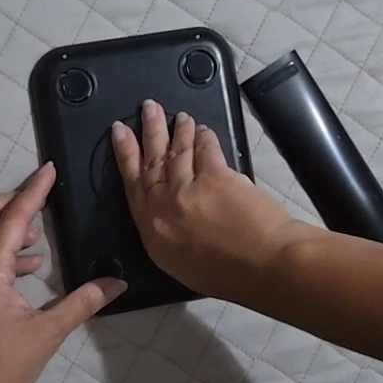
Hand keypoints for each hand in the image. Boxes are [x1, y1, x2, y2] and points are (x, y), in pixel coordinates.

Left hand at [0, 163, 126, 382]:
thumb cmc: (8, 366)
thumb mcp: (50, 332)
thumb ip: (83, 302)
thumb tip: (117, 281)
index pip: (10, 221)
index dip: (31, 192)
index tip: (47, 171)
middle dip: (5, 204)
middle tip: (37, 203)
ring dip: (1, 228)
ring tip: (37, 237)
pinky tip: (29, 267)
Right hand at [113, 100, 305, 300]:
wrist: (262, 266)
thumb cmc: (225, 274)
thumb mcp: (178, 264)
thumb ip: (165, 235)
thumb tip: (164, 215)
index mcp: (152, 229)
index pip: (132, 184)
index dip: (125, 154)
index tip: (120, 132)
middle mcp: (164, 204)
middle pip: (152, 159)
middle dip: (149, 130)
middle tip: (148, 108)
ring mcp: (189, 188)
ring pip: (178, 150)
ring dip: (178, 130)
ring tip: (179, 117)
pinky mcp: (216, 176)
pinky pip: (206, 149)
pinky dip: (204, 138)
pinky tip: (204, 130)